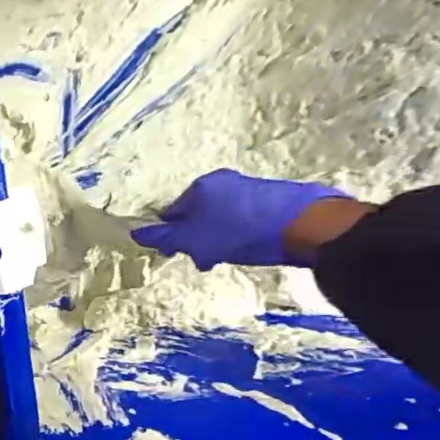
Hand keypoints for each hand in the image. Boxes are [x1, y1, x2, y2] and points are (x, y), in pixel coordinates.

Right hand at [130, 169, 350, 267]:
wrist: (304, 225)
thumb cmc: (239, 232)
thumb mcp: (193, 240)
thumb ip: (163, 238)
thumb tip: (135, 233)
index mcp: (200, 187)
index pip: (170, 213)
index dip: (169, 236)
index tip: (176, 253)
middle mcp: (223, 181)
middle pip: (195, 214)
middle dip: (194, 238)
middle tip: (201, 258)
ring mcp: (249, 187)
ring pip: (218, 218)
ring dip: (215, 238)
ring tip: (224, 256)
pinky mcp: (271, 197)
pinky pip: (241, 218)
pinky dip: (237, 233)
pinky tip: (245, 247)